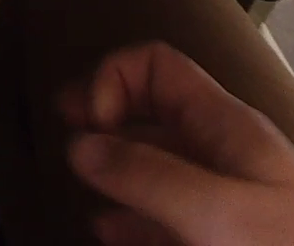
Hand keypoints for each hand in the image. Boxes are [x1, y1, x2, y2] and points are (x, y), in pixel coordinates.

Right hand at [59, 42, 293, 245]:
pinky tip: (110, 230)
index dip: (112, 78)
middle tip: (65, 138)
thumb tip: (77, 143)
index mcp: (224, 124)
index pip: (155, 64)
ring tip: (80, 189)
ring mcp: (226, 195)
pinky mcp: (228, 237)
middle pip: (150, 108)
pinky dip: (134, 213)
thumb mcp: (218, 215)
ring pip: (155, 162)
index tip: (87, 124)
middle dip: (104, 116)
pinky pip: (168, 211)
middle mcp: (221, 149)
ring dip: (114, 167)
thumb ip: (146, 176)